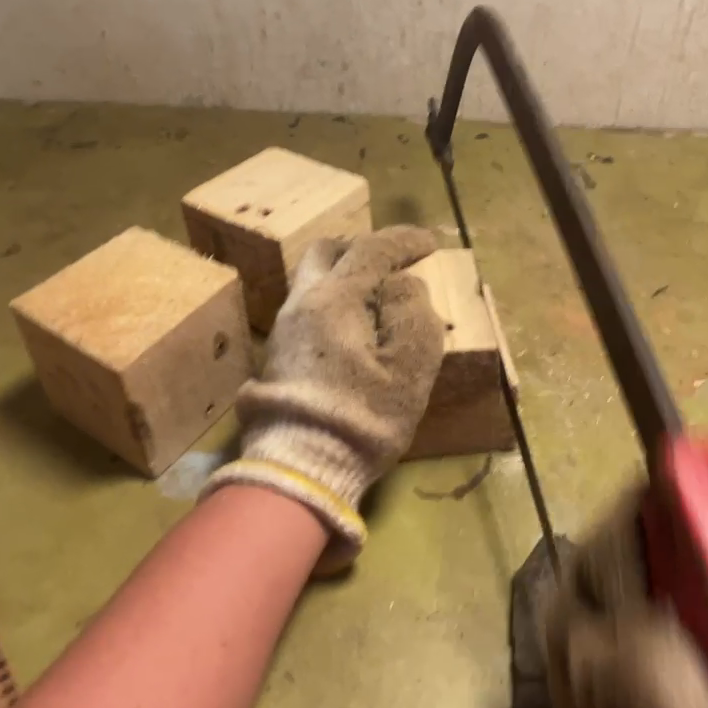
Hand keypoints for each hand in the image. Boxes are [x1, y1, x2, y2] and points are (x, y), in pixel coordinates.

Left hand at [202, 225, 444, 572]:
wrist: (302, 466)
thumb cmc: (365, 414)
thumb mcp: (411, 363)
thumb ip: (413, 313)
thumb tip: (404, 287)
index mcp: (336, 297)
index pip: (372, 249)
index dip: (404, 241)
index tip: (430, 244)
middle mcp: (302, 303)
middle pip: (326, 253)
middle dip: (362, 249)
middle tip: (392, 264)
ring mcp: (283, 330)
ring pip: (311, 282)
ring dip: (345, 278)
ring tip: (376, 298)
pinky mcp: (277, 356)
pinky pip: (307, 309)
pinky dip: (333, 303)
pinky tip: (353, 329)